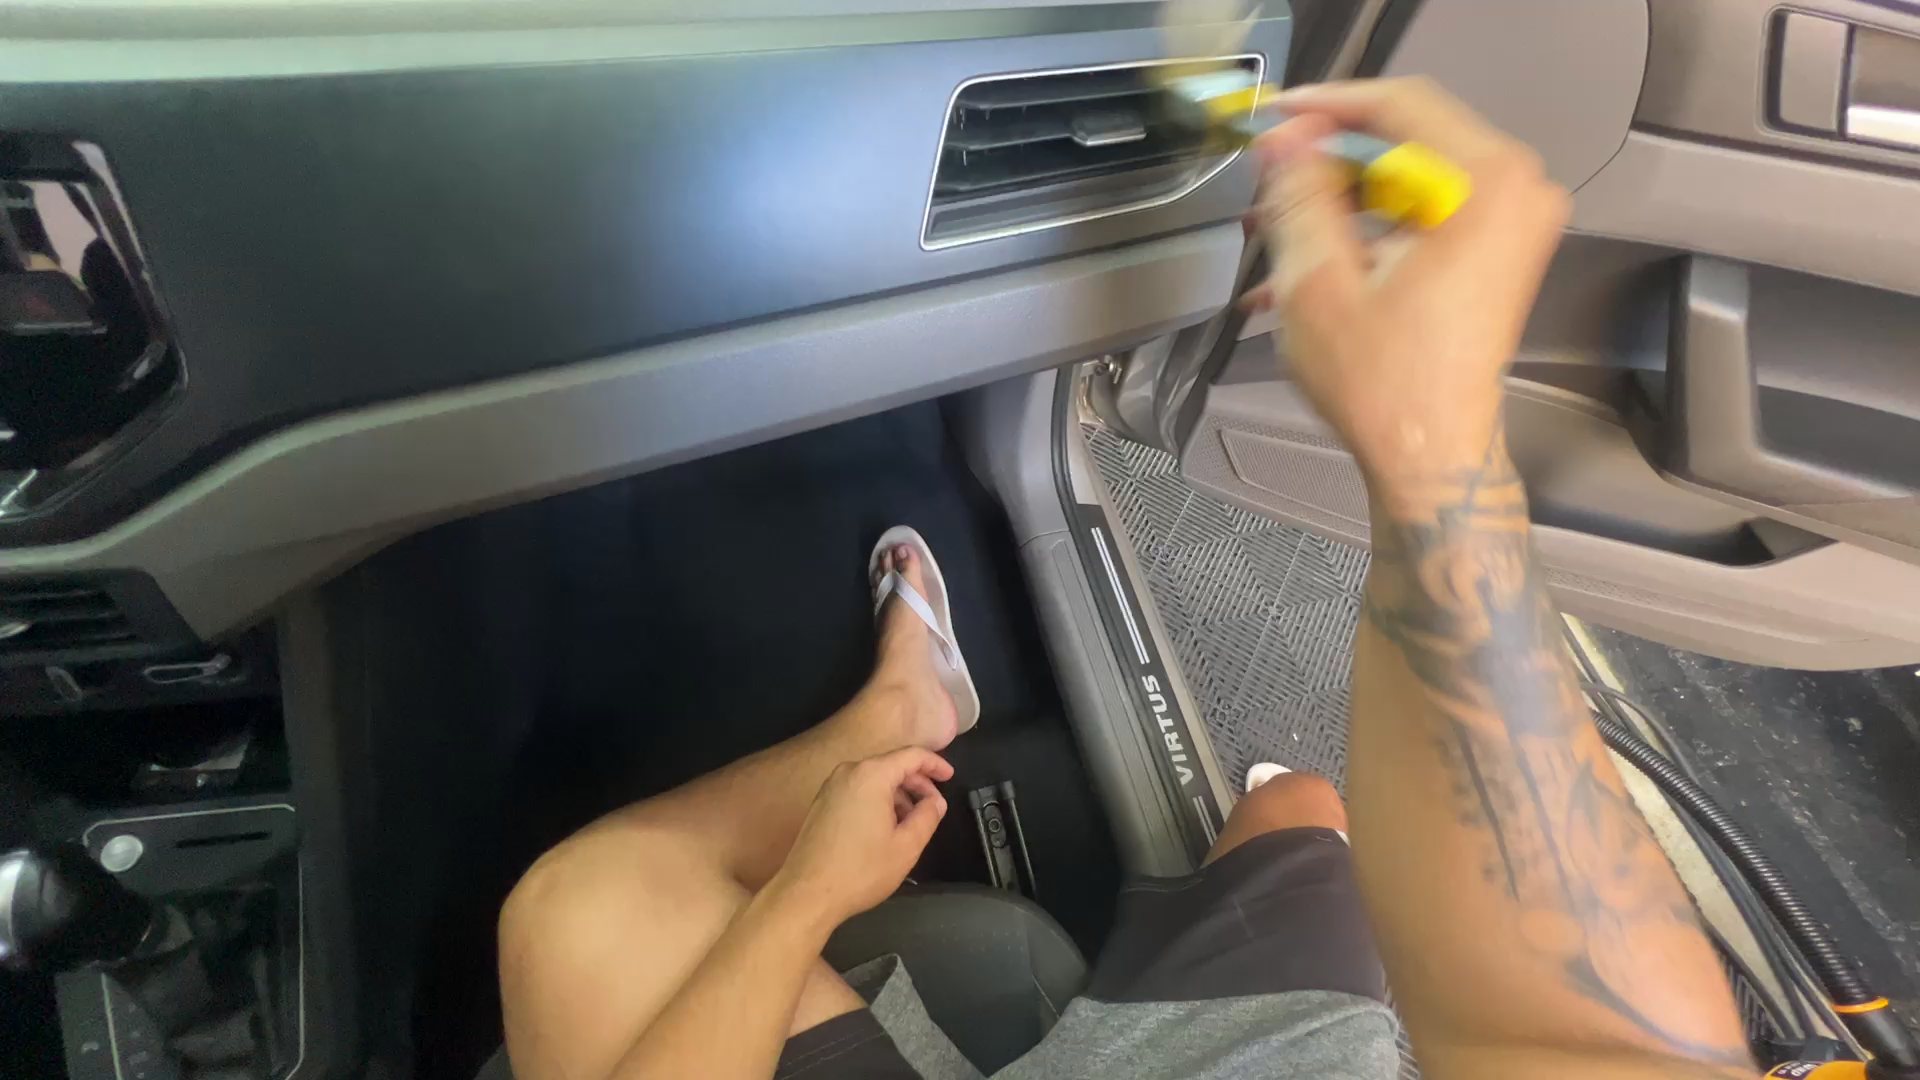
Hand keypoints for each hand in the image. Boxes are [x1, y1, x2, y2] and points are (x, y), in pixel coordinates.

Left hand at [769, 748, 952, 927]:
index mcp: (872, 775)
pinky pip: (858, 789)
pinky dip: (878, 799)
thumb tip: (936, 802)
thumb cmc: (860, 870)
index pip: (912, 756)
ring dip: (898, 793)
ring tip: (911, 820)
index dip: (935, 764)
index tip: (950, 777)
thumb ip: (927, 817)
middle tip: (934, 804)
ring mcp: (832, 785)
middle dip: (917, 782)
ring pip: (875, 778)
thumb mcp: (906, 847)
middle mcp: (850, 771)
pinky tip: (886, 825)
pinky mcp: (822, 801)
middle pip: (892, 765)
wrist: (806, 894)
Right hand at [1246, 78, 1569, 493]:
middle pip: (1399, 150)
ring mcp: (1501, 231)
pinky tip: (1295, 278)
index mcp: (1481, 183)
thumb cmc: (1380, 380)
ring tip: (1265, 243)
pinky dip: (1355, 244)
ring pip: (1398, 193)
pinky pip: (1411, 228)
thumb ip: (1299, 196)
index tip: (1271, 119)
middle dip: (1320, 170)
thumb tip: (1283, 139)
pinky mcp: (1483, 263)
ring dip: (1328, 213)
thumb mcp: (1317, 281)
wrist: (1427, 454)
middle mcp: (1508, 194)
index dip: (1324, 106)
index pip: (1399, 106)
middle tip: (1261, 191)